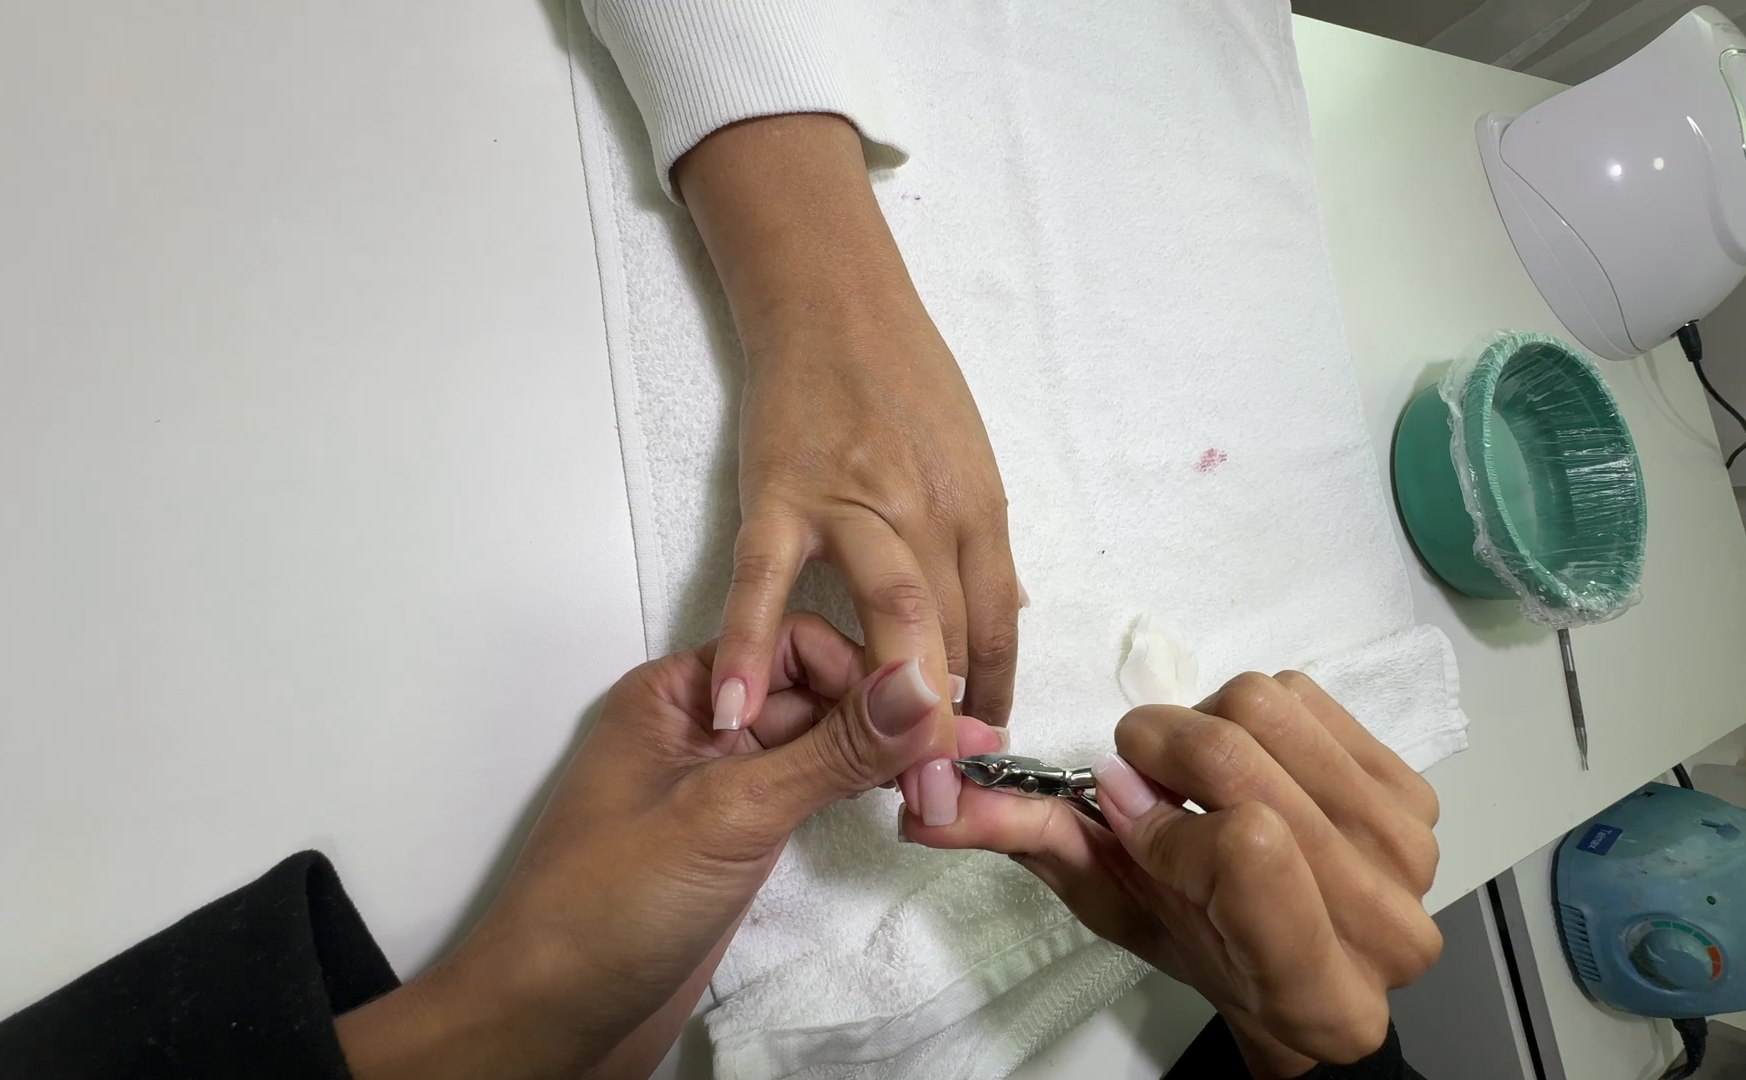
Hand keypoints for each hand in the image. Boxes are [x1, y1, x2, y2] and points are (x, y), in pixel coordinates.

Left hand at [334, 615, 1004, 1079]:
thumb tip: (922, 686)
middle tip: (968, 742)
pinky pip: (819, 784)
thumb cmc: (608, 907)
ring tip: (965, 764)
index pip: (795, 646)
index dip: (863, 671)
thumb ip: (833, 749)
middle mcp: (712, 720)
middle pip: (819, 690)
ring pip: (826, 739)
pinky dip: (866, 785)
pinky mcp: (750, 825)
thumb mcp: (729, 814)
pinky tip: (916, 788)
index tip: (927, 713)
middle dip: (889, 715)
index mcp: (685, 690)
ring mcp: (733, 775)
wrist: (547, 1033)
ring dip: (889, 751)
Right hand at [677, 114, 1021, 781]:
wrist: (835, 304)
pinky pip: (770, 578)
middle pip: (953, 631)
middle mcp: (930, 511)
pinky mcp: (782, 493)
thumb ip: (981, 545)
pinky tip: (742, 712)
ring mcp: (855, 502)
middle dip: (952, 721)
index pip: (998, 622)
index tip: (984, 749)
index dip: (994, 694)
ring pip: (890, 611)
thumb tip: (1003, 613)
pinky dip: (755, 645)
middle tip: (944, 803)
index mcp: (977, 507)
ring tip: (878, 787)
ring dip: (887, 703)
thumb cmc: (908, 384)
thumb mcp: (970, 460)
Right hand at [905, 672, 1442, 1077]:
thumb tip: (934, 805)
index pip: (1245, 852)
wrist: (1303, 956)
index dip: (1162, 816)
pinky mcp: (1410, 786)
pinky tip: (1251, 758)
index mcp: (1312, 985)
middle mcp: (1382, 917)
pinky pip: (1300, 690)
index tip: (1125, 810)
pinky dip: (1252, 710)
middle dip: (1163, 750)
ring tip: (1202, 772)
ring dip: (1205, 724)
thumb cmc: (1199, 943)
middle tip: (1147, 776)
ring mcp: (1408, 844)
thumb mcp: (1111, 907)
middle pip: (1243, 761)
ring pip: (1265, 706)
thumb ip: (1031, 849)